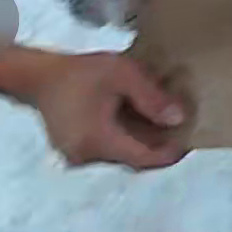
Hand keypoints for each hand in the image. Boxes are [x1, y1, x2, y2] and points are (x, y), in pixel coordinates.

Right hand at [23, 51, 189, 168]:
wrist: (39, 75)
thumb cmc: (83, 72)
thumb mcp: (125, 75)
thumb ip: (152, 98)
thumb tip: (178, 120)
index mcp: (98, 141)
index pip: (142, 158)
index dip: (169, 153)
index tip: (192, 142)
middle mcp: (85, 156)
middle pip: (133, 158)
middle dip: (160, 145)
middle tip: (184, 127)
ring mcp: (77, 155)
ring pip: (122, 153)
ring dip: (145, 140)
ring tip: (167, 120)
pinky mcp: (75, 148)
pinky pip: (110, 147)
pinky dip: (129, 136)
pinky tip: (142, 118)